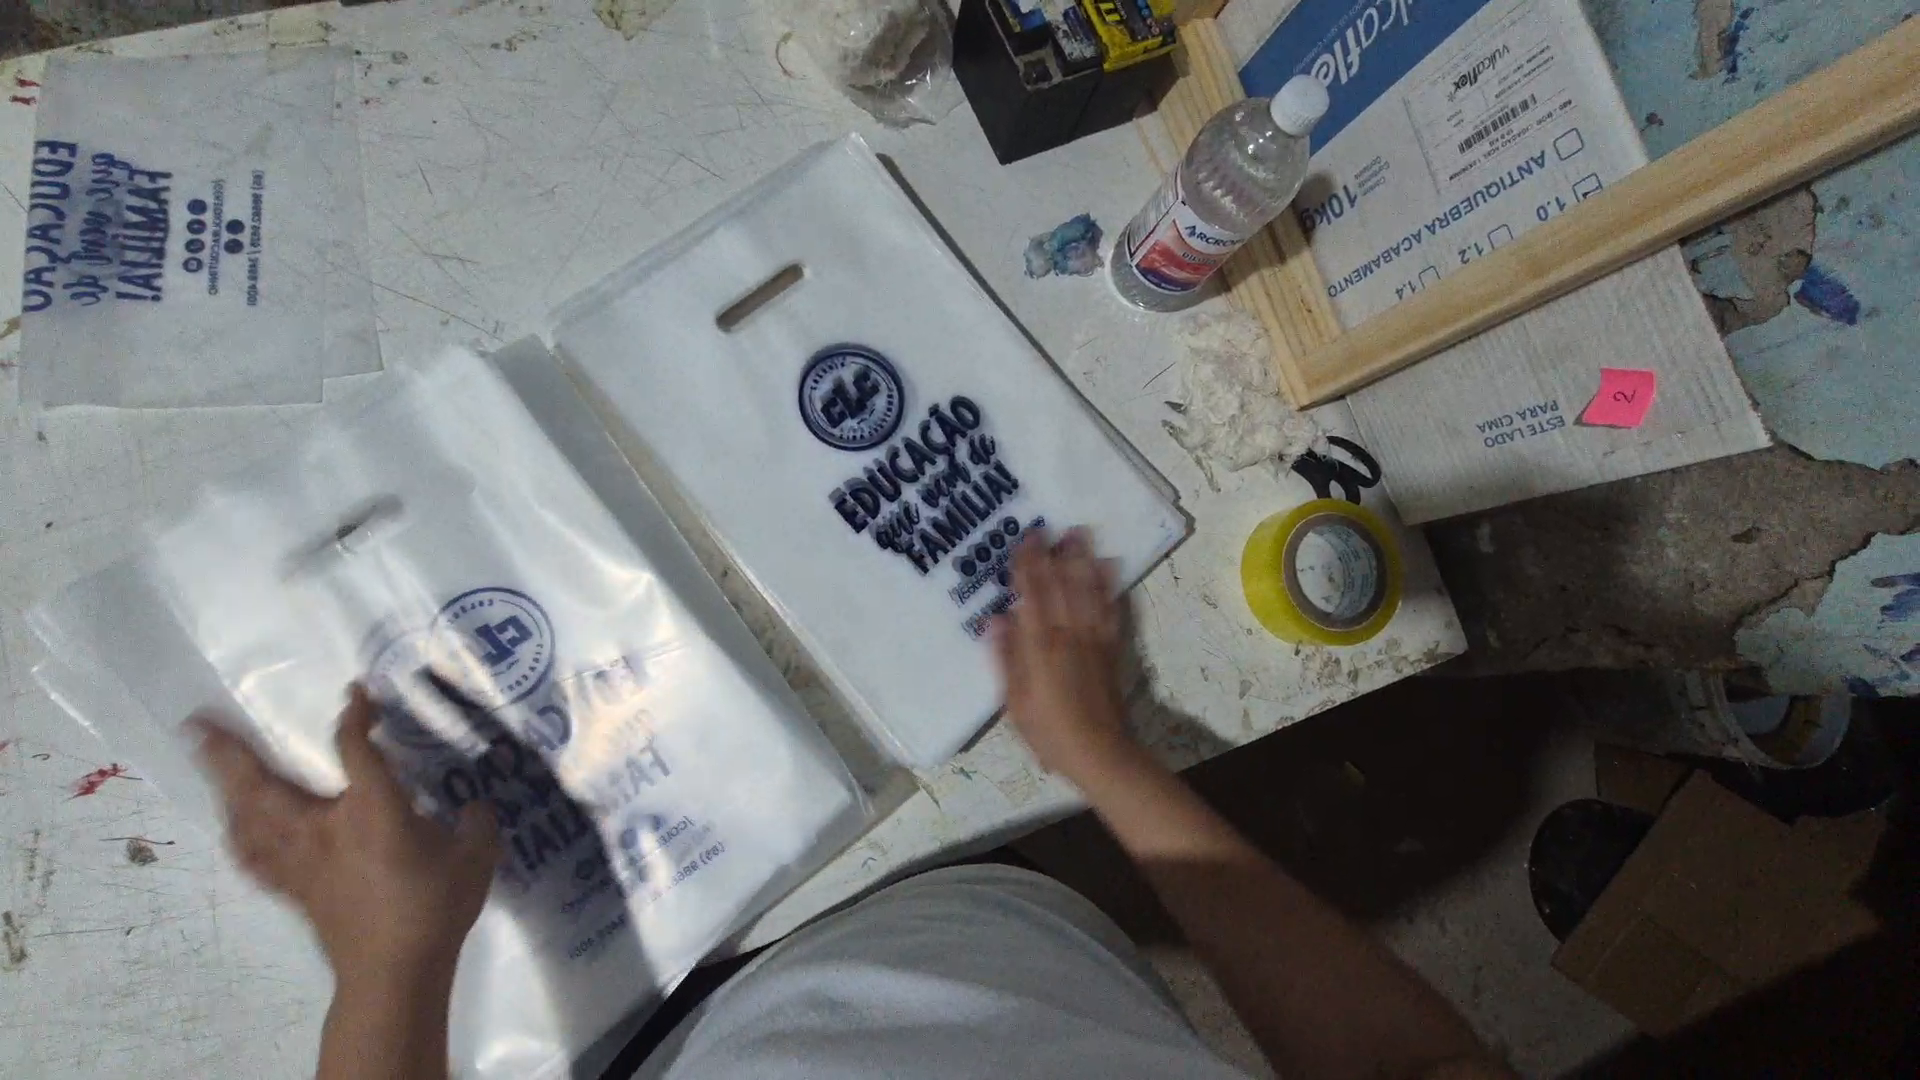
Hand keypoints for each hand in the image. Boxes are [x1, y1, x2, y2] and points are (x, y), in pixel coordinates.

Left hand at [193, 684, 500, 987]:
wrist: (395, 969)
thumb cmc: (438, 905)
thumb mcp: (478, 852)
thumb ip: (475, 820)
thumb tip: (471, 806)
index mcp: (374, 811)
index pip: (356, 751)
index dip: (356, 717)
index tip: (357, 692)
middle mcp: (325, 828)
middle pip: (265, 785)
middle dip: (231, 753)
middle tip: (200, 722)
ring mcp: (300, 860)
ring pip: (248, 816)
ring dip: (226, 785)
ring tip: (210, 757)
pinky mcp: (292, 887)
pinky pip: (254, 853)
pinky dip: (240, 831)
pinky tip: (235, 822)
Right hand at [991, 528, 1142, 783]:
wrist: (1098, 751)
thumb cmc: (1048, 729)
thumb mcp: (1013, 700)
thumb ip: (1006, 657)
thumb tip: (996, 618)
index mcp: (1039, 645)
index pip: (1031, 595)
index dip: (1027, 565)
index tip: (1024, 539)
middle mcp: (1067, 634)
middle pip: (1060, 585)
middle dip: (1054, 554)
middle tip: (1050, 526)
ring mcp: (1093, 638)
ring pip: (1087, 590)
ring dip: (1082, 560)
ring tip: (1079, 533)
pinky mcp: (1111, 647)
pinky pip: (1110, 609)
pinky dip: (1110, 585)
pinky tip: (1110, 566)